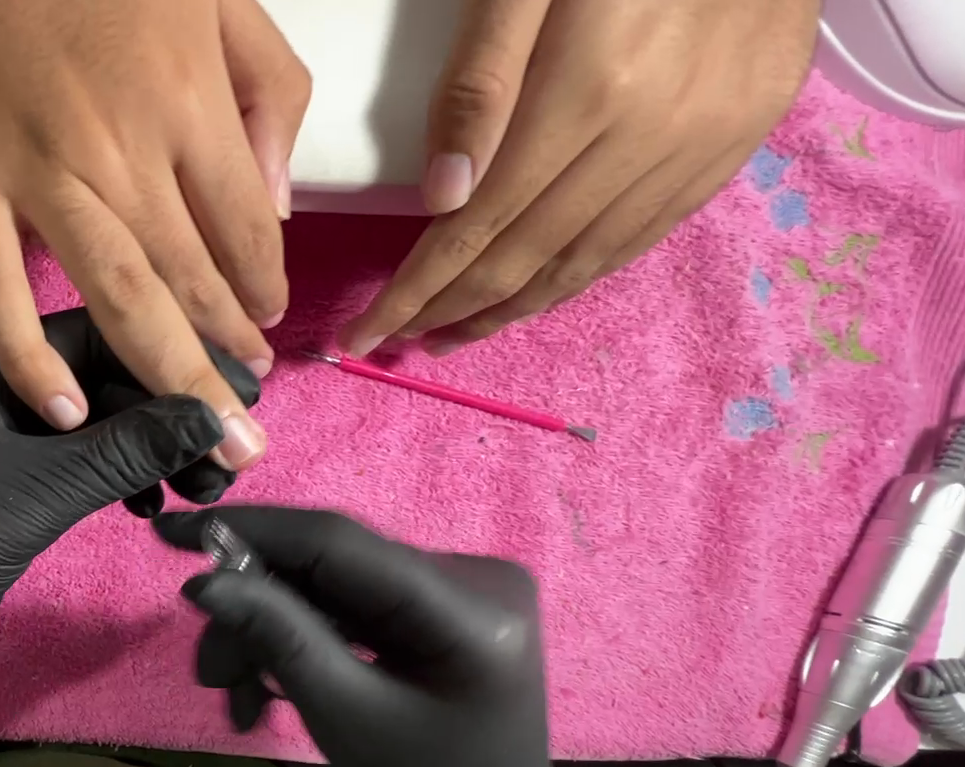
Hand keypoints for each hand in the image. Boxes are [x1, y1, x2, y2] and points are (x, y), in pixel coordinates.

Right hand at [0, 0, 309, 469]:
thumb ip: (265, 90)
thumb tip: (279, 202)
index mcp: (187, 98)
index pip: (246, 228)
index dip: (261, 292)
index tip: (264, 333)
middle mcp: (123, 151)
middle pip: (192, 281)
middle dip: (228, 360)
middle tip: (243, 421)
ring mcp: (38, 177)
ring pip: (116, 299)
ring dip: (166, 375)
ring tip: (196, 429)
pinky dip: (29, 358)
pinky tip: (65, 412)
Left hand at [0, 309, 258, 738]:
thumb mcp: (37, 494)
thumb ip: (126, 451)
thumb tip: (217, 415)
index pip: (92, 338)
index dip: (168, 358)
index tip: (241, 386)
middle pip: (100, 386)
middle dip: (166, 417)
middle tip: (232, 447)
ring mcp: (3, 441)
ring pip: (96, 432)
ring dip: (150, 455)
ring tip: (204, 485)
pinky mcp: (12, 486)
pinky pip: (79, 469)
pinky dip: (119, 482)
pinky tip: (151, 504)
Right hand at [155, 506, 589, 766]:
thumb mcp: (343, 718)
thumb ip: (276, 638)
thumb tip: (201, 583)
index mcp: (470, 608)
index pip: (336, 543)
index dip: (247, 532)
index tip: (170, 533)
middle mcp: (472, 575)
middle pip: (323, 569)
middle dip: (254, 614)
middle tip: (209, 673)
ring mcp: (454, 588)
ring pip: (323, 588)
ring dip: (269, 635)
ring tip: (235, 696)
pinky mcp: (433, 605)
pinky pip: (342, 606)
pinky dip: (297, 640)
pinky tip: (268, 687)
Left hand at [340, 0, 817, 356]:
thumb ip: (478, 86)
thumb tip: (440, 201)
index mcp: (587, 94)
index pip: (471, 232)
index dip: (412, 293)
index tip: (364, 335)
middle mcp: (651, 133)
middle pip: (520, 260)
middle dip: (447, 312)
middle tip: (400, 340)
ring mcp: (707, 138)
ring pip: (580, 264)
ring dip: (507, 313)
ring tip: (451, 337)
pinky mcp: (742, 134)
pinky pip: (640, 238)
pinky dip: (573, 280)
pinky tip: (531, 298)